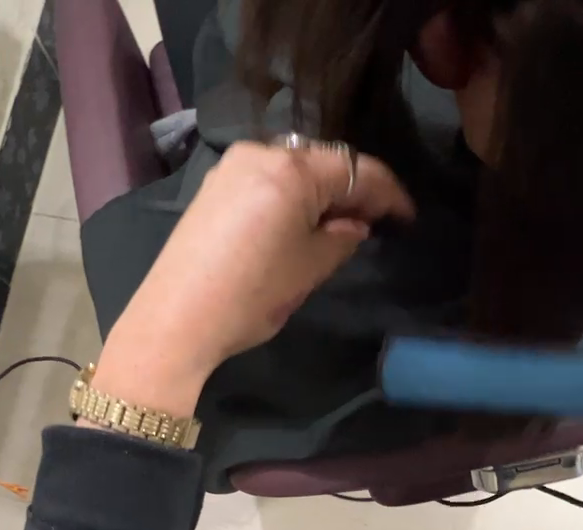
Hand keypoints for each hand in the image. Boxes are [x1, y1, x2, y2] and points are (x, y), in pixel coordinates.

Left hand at [88, 141, 415, 416]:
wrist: (175, 321)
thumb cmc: (250, 296)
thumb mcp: (307, 271)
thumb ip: (340, 240)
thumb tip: (354, 225)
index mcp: (292, 170)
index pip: (356, 169)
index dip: (388, 193)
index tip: (407, 216)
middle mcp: (260, 154)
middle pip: (322, 162)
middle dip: (351, 190)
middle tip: (372, 223)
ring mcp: (231, 169)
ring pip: (293, 169)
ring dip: (319, 193)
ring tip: (336, 227)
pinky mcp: (213, 189)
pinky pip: (266, 181)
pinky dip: (290, 197)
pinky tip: (297, 224)